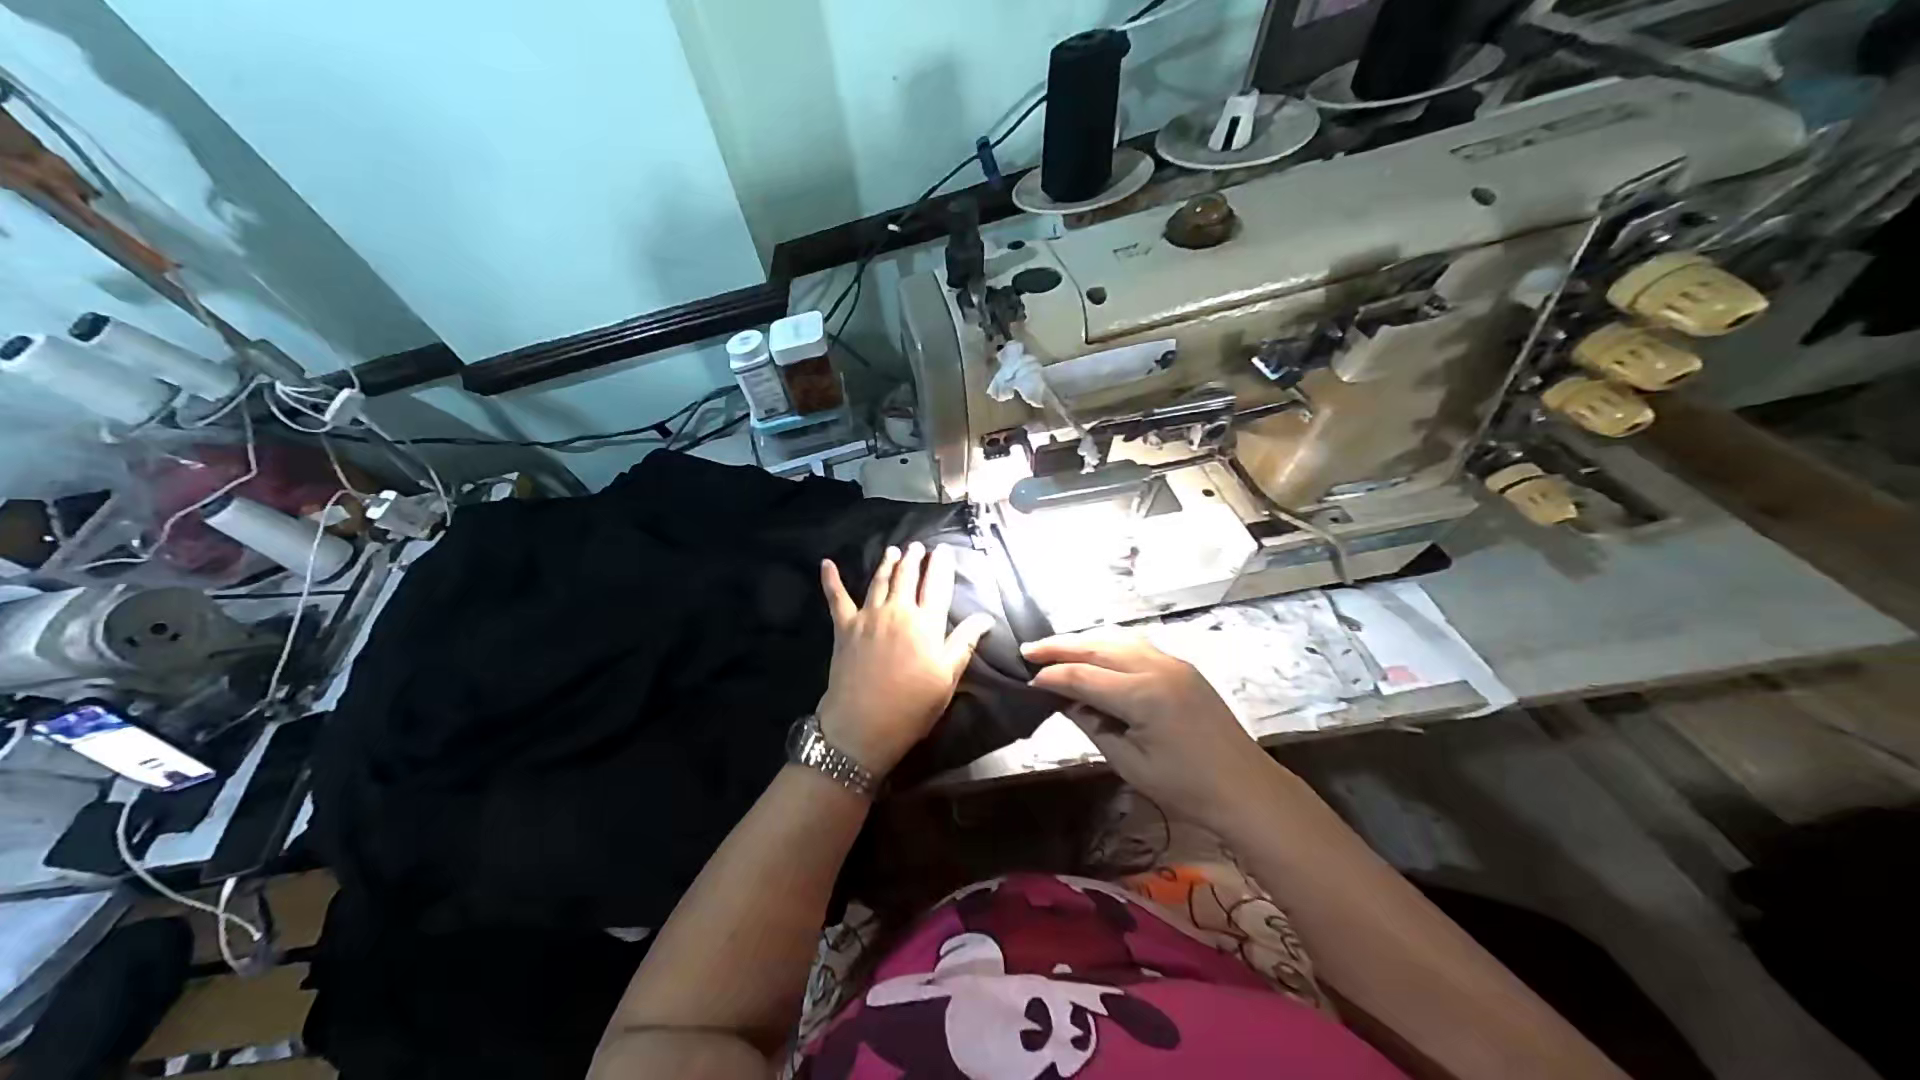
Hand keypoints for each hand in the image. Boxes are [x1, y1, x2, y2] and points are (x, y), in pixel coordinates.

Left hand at [818, 542, 995, 777]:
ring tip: (893, 551)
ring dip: (887, 563)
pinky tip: (827, 564)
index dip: (941, 565)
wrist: (862, 726)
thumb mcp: (947, 678)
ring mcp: (868, 616)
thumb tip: (985, 618)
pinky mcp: (844, 627)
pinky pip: (837, 598)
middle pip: (907, 576)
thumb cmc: (912, 706)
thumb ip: (964, 643)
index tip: (944, 551)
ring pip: (879, 580)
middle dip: (914, 559)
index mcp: (926, 623)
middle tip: (918, 547)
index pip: (937, 585)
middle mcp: (897, 611)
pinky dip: (831, 580)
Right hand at [1024, 630, 1282, 829]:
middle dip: (1060, 647)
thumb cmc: (1184, 786)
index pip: (1083, 676)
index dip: (1052, 677)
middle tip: (1028, 649)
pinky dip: (1110, 645)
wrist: (1245, 788)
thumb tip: (1064, 700)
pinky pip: (1137, 645)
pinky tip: (1095, 652)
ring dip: (1085, 641)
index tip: (1026, 679)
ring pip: (1118, 639)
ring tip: (1056, 647)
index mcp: (1142, 695)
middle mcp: (1156, 667)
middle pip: (1097, 647)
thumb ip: (1092, 725)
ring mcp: (1173, 663)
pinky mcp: (1183, 667)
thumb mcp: (1129, 762)